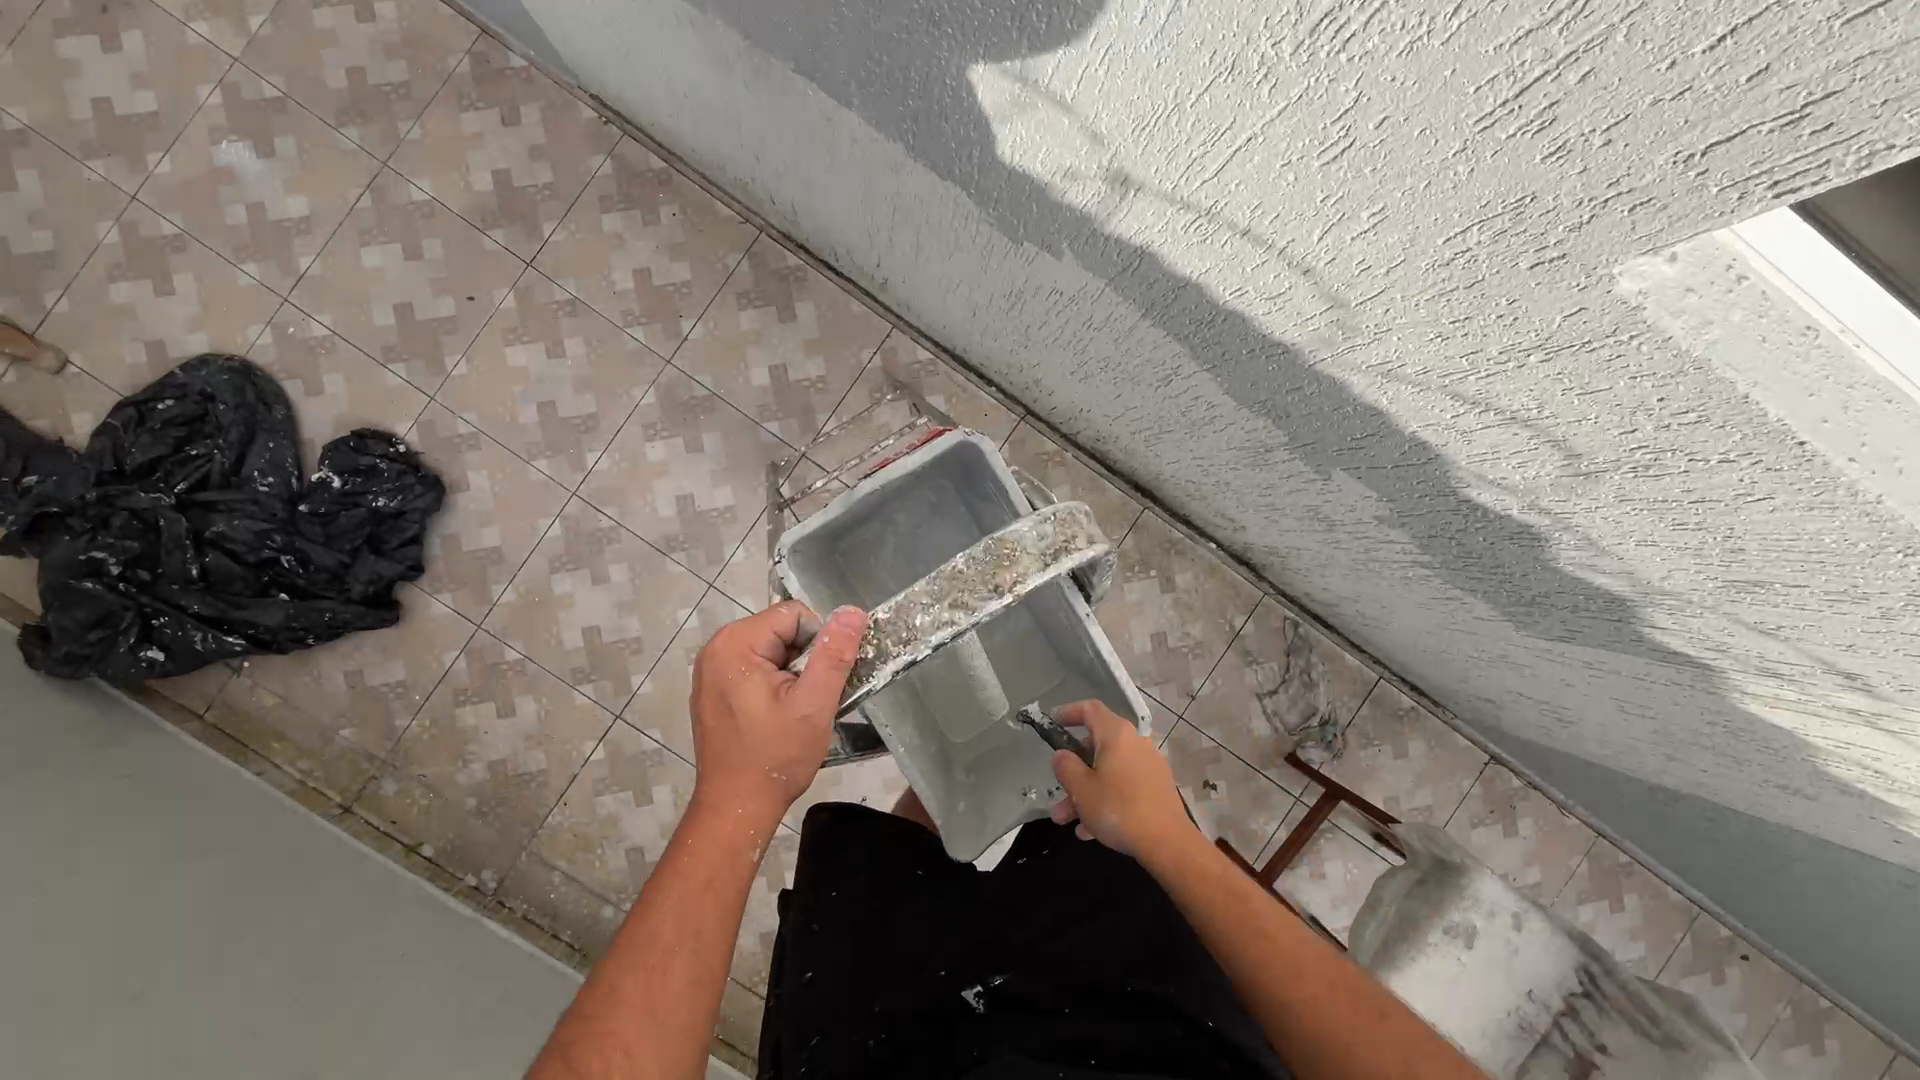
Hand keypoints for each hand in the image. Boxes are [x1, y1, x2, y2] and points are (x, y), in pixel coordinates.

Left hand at [689, 601, 867, 826]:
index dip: (818, 644)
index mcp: (735, 643)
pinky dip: (773, 685)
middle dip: (803, 660)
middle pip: (782, 631)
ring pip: (772, 651)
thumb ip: (834, 653)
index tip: (816, 684)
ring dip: (791, 675)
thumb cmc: (775, 756)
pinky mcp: (713, 689)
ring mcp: (710, 669)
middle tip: (806, 701)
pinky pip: (755, 668)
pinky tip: (776, 717)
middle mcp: (716, 648)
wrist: (737, 805)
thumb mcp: (814, 703)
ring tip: (792, 711)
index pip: (795, 615)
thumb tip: (853, 611)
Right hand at [1048, 700, 1193, 857]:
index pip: (1090, 709)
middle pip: (1096, 748)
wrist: (1167, 842)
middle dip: (1073, 771)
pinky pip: (1124, 787)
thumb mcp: (1081, 789)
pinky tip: (1091, 830)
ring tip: (1067, 821)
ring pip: (1108, 772)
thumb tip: (1062, 755)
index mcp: (1116, 735)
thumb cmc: (1118, 809)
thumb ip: (1065, 767)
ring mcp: (1148, 765)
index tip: (1053, 721)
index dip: (1069, 712)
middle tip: (1058, 792)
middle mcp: (1135, 743)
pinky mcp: (1157, 787)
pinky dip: (1106, 800)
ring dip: (1086, 793)